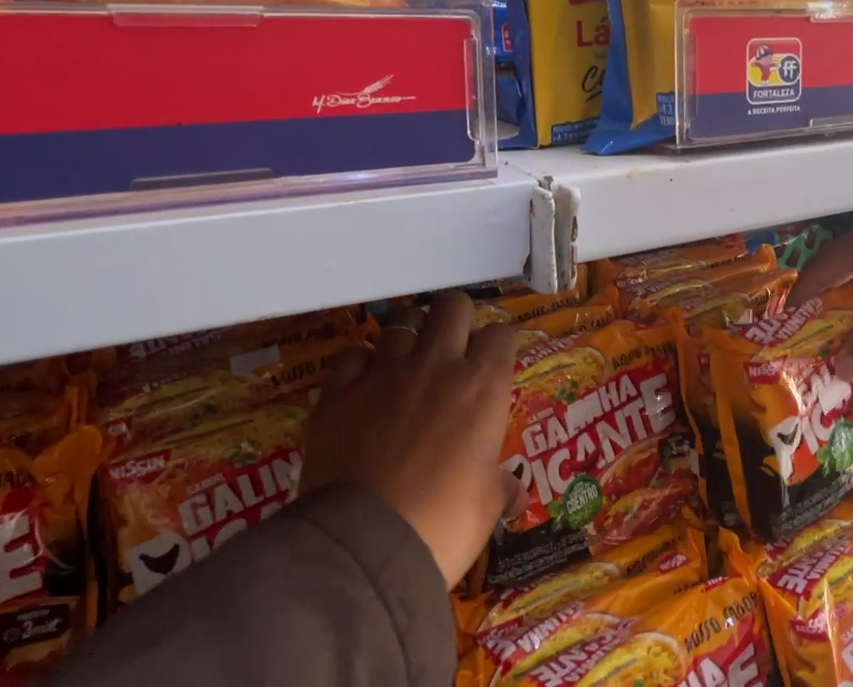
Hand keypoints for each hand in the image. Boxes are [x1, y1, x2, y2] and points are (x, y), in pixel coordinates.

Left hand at [300, 291, 522, 588]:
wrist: (365, 546)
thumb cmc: (444, 524)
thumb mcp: (486, 506)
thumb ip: (500, 487)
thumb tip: (514, 495)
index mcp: (482, 386)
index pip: (501, 334)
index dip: (499, 345)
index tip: (495, 362)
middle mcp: (437, 365)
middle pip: (451, 307)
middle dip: (457, 319)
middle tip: (454, 348)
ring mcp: (384, 374)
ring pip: (400, 325)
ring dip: (408, 341)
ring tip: (407, 367)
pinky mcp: (338, 392)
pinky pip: (352, 356)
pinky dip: (361, 367)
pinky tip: (363, 387)